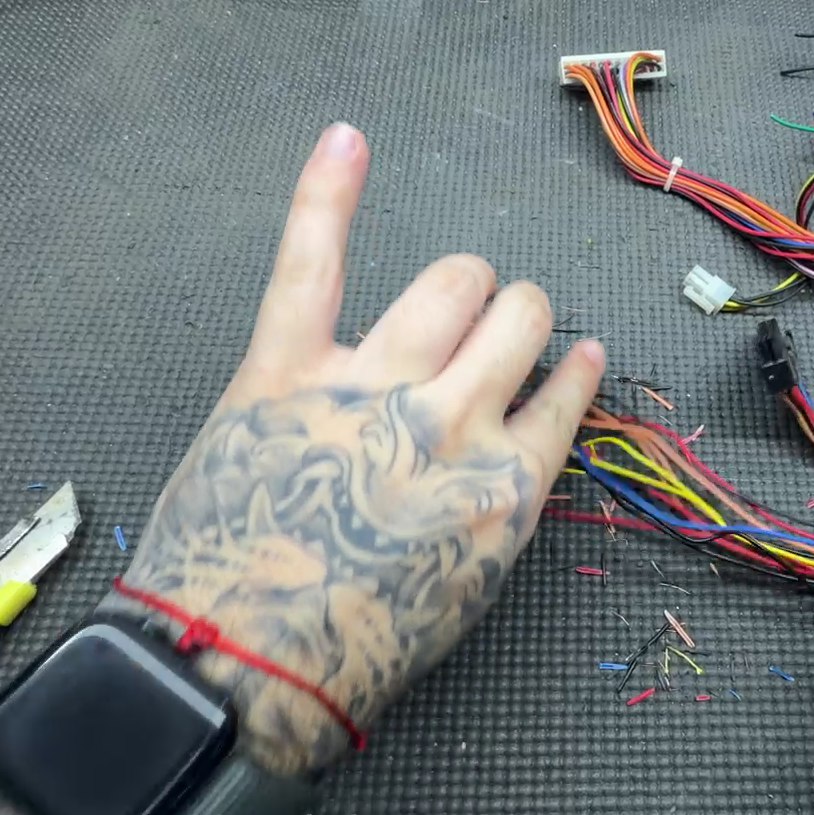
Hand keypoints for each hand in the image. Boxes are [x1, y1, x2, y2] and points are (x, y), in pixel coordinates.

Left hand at [112, 123, 604, 775]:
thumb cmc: (363, 646)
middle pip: (519, 318)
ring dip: (469, 280)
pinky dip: (329, 196)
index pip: (566, 393)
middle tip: (500, 332)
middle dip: (520, 316)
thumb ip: (505, 498)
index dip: (572, 371)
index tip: (574, 359)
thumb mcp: (473, 584)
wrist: (239, 673)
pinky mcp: (285, 367)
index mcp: (507, 484)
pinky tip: (346, 141)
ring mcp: (371, 384)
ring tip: (461, 289)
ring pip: (452, 282)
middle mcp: (454, 420)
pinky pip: (313, 261)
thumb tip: (519, 433)